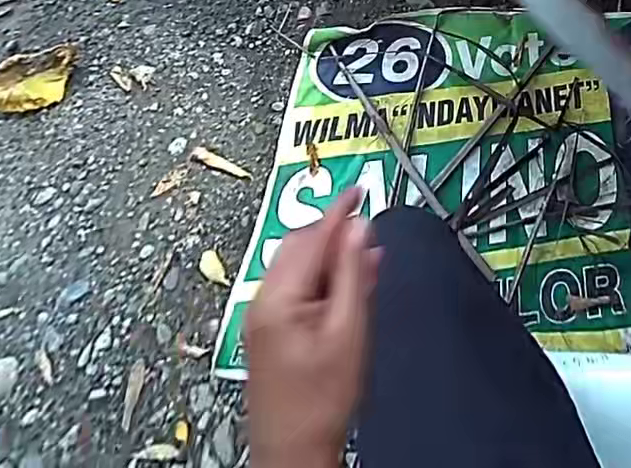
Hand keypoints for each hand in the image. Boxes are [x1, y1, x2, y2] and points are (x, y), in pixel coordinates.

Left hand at [245, 188, 378, 467]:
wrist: (295, 450)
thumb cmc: (321, 398)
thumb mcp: (349, 326)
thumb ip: (355, 271)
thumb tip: (360, 228)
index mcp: (279, 298)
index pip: (314, 235)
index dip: (341, 208)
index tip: (360, 189)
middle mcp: (263, 301)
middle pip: (302, 244)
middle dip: (336, 233)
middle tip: (367, 231)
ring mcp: (263, 316)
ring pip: (300, 262)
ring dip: (332, 255)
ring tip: (364, 258)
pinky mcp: (269, 328)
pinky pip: (297, 283)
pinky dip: (323, 274)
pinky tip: (348, 282)